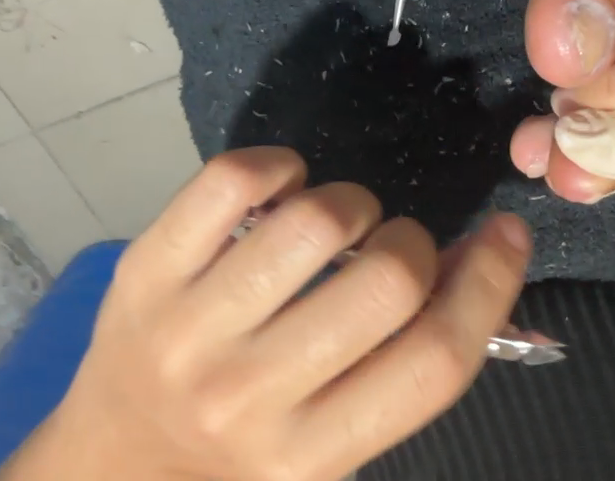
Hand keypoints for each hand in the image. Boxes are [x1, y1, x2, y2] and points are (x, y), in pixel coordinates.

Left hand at [7, 148, 529, 480]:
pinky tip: (283, 188)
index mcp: (312, 455)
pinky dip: (280, 165)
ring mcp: (189, 329)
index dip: (490, 285)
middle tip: (389, 247)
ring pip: (315, 222)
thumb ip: (403, 363)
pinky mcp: (144, 269)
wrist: (108, 471)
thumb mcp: (329, 445)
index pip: (434, 363)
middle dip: (410, 242)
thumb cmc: (238, 460)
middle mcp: (250, 399)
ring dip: (350, 204)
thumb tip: (476, 257)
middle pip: (386, 281)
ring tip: (334, 224)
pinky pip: (234, 181)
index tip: (506, 233)